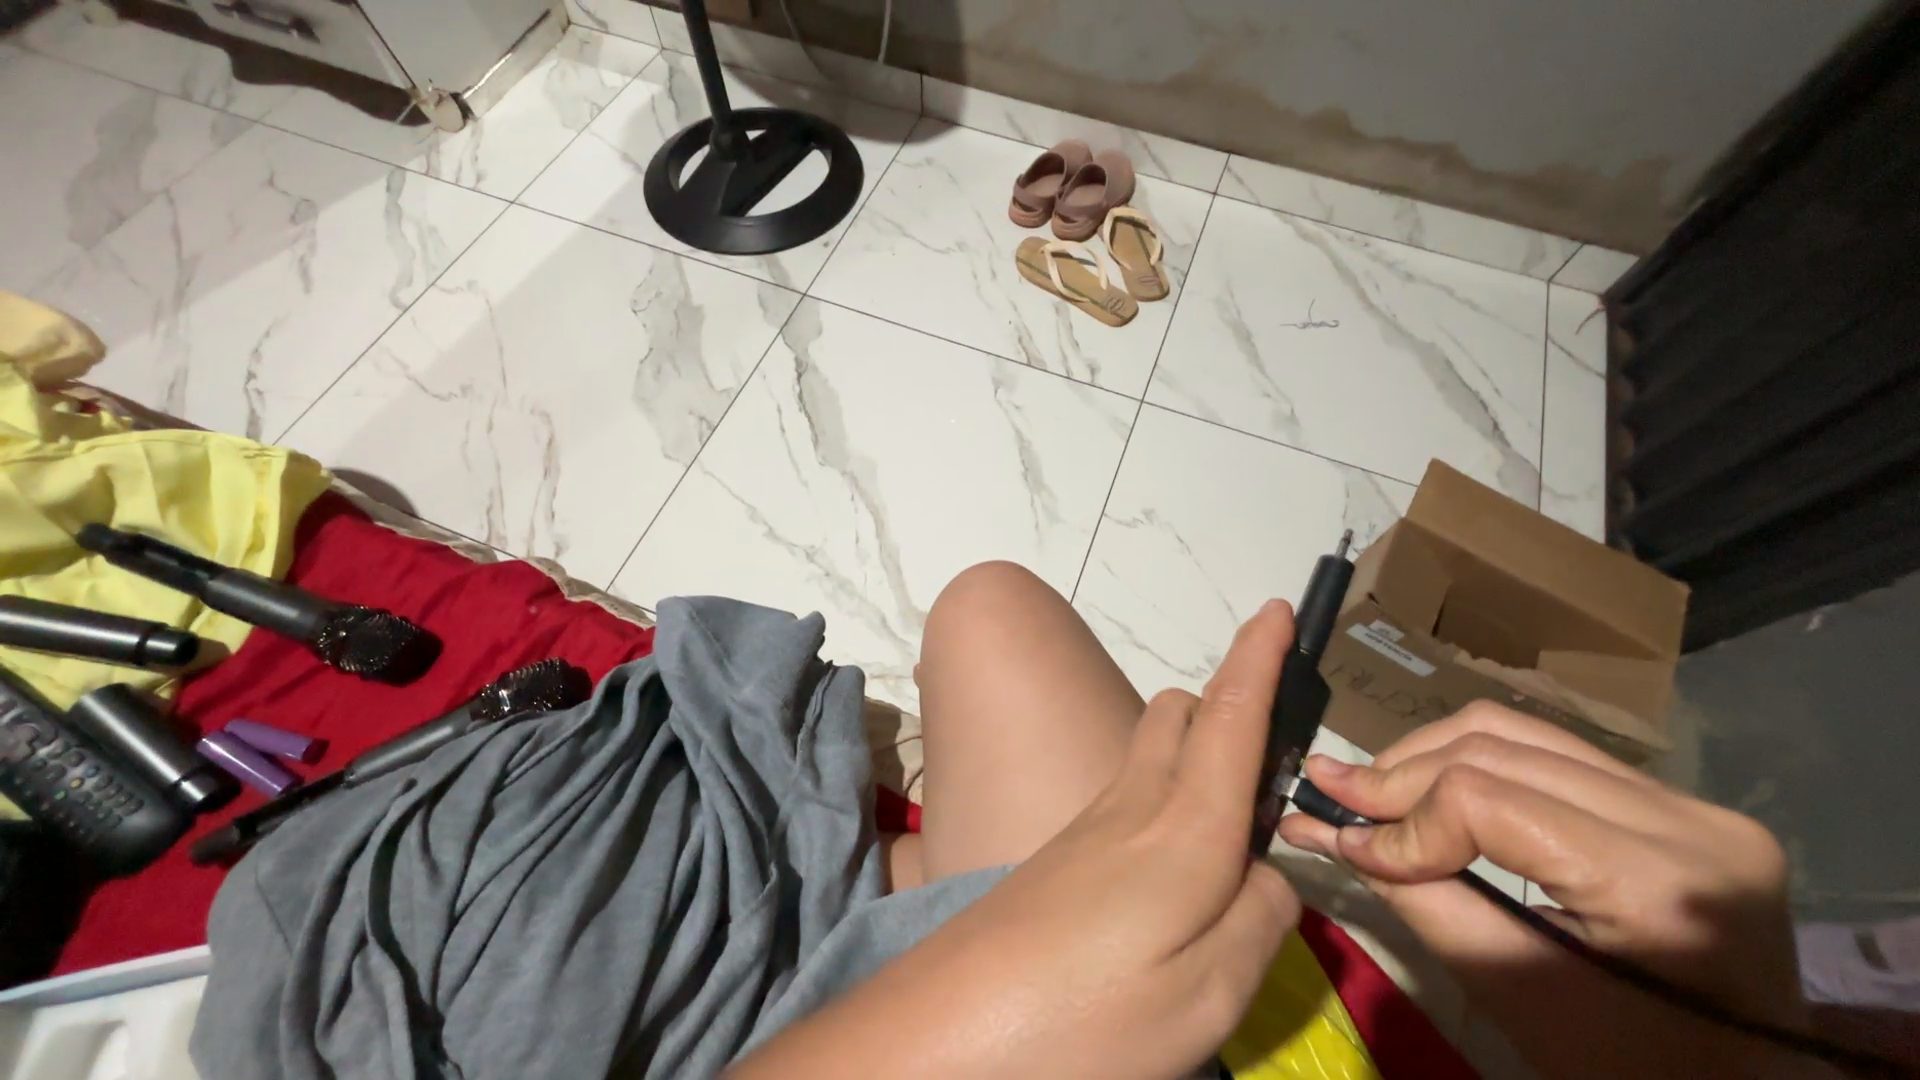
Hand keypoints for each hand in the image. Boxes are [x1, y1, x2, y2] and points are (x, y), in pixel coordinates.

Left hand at [731, 601, 1302, 1079]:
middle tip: (1272, 775)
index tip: (1279, 608)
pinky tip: (1173, 874)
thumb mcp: (1207, 993)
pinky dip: (1168, 801)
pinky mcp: (1068, 850)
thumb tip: (1264, 869)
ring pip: (1155, 749)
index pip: (1230, 716)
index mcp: (1183, 826)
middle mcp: (1134, 802)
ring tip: (1232, 835)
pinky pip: (1132, 794)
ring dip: (1198, 756)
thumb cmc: (1088, 1011)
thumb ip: (1257, 918)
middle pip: (1182, 714)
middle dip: (1230, 710)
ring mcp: (1091, 822)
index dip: (1260, 656)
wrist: (952, 1023)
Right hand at [1278, 703, 1826, 1078]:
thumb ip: (1409, 892)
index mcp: (1659, 884)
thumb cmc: (1617, 1063)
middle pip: (1492, 751)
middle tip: (1326, 792)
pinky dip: (1468, 759)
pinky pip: (1543, 748)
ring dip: (1425, 755)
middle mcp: (1687, 820)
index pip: (1486, 802)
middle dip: (1396, 776)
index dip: (1403, 823)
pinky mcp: (1669, 798)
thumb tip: (1318, 828)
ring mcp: (1687, 801)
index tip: (1345, 846)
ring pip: (1511, 731)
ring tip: (1372, 789)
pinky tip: (1428, 784)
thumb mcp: (1504, 986)